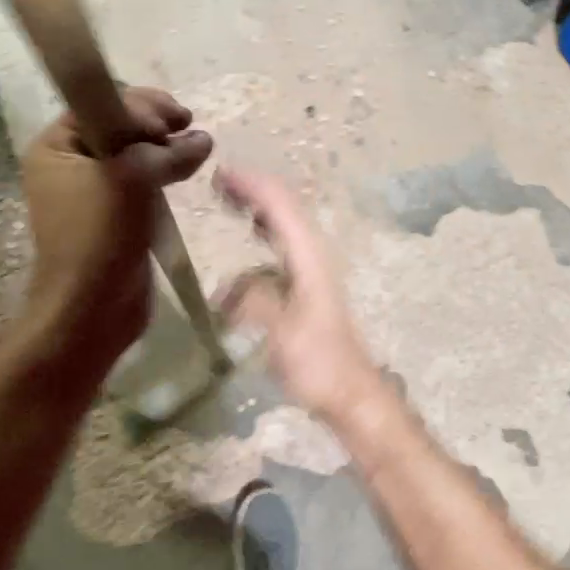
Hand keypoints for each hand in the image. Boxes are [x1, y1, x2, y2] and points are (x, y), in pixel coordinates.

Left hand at [22, 88, 211, 356]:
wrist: (90, 310)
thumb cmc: (100, 235)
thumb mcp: (133, 179)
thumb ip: (169, 152)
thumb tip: (202, 141)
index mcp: (56, 146)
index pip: (101, 103)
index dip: (140, 105)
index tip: (169, 124)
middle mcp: (68, 162)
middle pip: (119, 125)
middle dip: (156, 124)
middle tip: (186, 127)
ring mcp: (90, 190)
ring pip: (133, 153)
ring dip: (164, 148)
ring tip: (195, 151)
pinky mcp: (113, 214)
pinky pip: (140, 180)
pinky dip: (163, 173)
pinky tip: (187, 171)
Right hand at [215, 167, 386, 422]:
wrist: (351, 395)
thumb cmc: (320, 365)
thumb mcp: (283, 334)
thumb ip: (256, 303)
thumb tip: (227, 290)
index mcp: (309, 257)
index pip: (280, 205)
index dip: (251, 184)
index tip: (220, 174)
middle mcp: (312, 255)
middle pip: (283, 207)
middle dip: (252, 190)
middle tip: (218, 183)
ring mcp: (311, 271)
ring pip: (283, 225)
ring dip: (257, 209)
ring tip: (227, 201)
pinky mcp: (306, 288)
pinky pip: (280, 247)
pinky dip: (261, 234)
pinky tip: (246, 246)